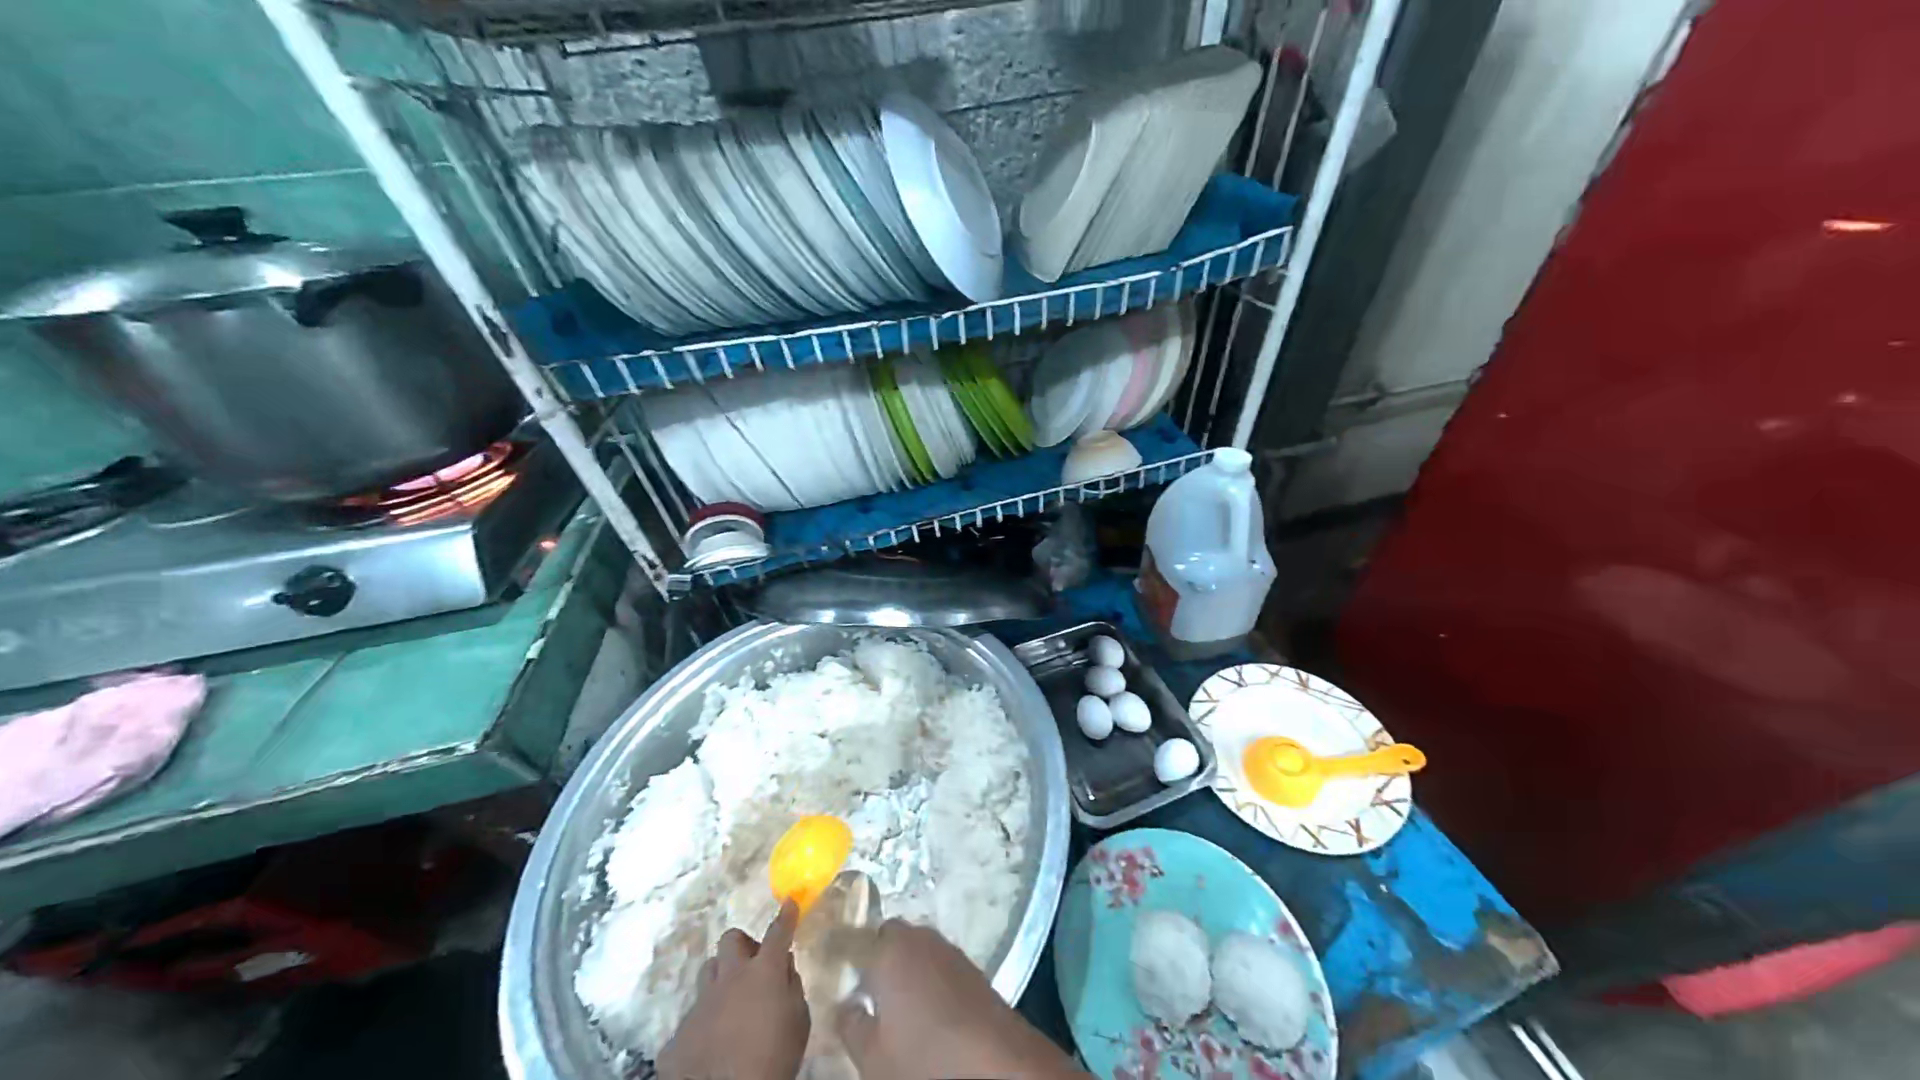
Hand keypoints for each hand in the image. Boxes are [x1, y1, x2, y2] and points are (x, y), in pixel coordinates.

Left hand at [658, 901, 810, 1079]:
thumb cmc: (775, 1060)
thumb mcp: (799, 1022)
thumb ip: (792, 987)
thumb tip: (784, 967)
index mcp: (763, 972)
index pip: (778, 932)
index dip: (785, 916)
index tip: (789, 902)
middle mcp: (729, 978)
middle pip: (731, 940)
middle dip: (743, 946)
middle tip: (754, 968)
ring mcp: (699, 1004)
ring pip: (708, 972)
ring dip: (721, 979)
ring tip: (731, 1005)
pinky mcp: (678, 1034)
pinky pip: (692, 1017)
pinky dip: (705, 1024)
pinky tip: (712, 1047)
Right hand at [834, 920, 1085, 1079]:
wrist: (999, 1065)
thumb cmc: (925, 1058)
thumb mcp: (873, 1057)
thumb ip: (852, 1026)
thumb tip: (845, 1005)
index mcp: (889, 952)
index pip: (855, 937)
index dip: (842, 949)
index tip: (833, 963)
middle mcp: (920, 939)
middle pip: (890, 935)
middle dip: (878, 954)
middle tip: (867, 988)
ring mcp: (950, 951)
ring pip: (918, 946)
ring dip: (907, 964)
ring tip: (896, 1001)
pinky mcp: (973, 968)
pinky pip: (939, 962)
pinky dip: (930, 976)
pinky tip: (928, 1007)